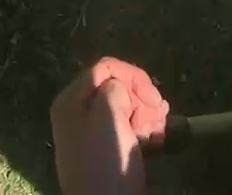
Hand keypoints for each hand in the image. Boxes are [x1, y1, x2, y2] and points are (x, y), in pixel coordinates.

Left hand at [50, 58, 168, 194]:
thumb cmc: (105, 162)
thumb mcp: (107, 115)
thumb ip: (114, 89)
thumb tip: (122, 91)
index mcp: (71, 101)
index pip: (105, 69)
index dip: (133, 77)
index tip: (154, 98)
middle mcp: (78, 115)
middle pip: (116, 89)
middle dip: (142, 98)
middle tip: (159, 117)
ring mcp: (92, 136)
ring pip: (126, 110)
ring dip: (147, 115)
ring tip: (161, 131)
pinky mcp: (108, 155)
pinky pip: (128, 131)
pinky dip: (145, 131)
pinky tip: (158, 140)